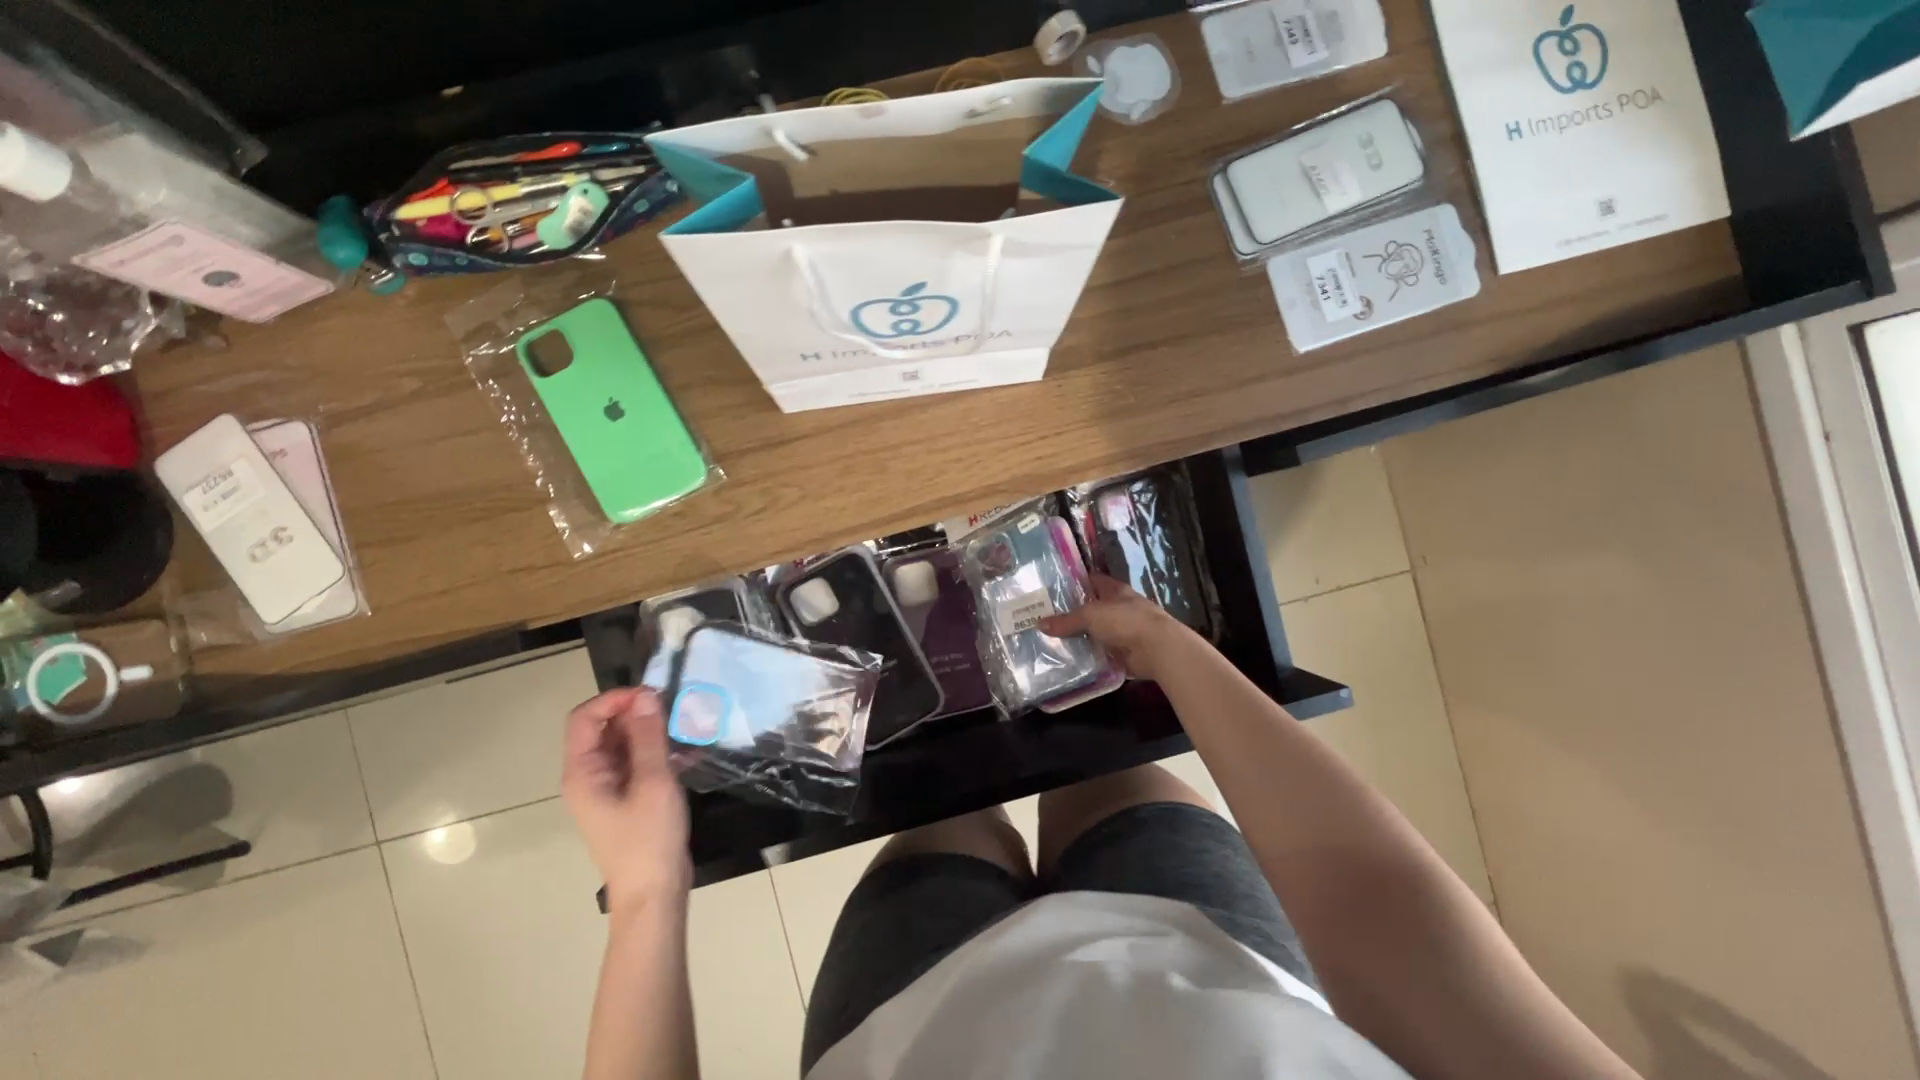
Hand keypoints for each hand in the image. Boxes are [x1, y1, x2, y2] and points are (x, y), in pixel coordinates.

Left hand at [562, 688, 691, 912]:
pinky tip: (691, 752)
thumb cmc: (648, 839)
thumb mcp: (653, 782)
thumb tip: (646, 696)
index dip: (615, 699)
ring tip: (687, 726)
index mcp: (583, 772)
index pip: (585, 718)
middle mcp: (589, 777)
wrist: (654, 895)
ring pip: (625, 745)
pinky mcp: (629, 800)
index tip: (651, 695)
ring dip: (653, 732)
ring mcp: (609, 789)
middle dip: (638, 714)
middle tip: (675, 708)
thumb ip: (649, 736)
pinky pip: (639, 764)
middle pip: (605, 729)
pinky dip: (660, 753)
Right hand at [1038, 575, 1190, 681]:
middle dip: (1072, 613)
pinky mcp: (1124, 652)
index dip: (1075, 582)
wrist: (1157, 648)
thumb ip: (1066, 620)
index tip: (1052, 588)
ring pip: (1096, 632)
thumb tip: (1039, 623)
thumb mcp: (1091, 616)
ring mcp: (1124, 631)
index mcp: (1115, 591)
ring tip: (1051, 641)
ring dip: (1080, 637)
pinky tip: (1069, 660)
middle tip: (1045, 618)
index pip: (1092, 580)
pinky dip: (1089, 656)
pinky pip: (1101, 653)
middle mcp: (1120, 608)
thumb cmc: (1125, 621)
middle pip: (1092, 608)